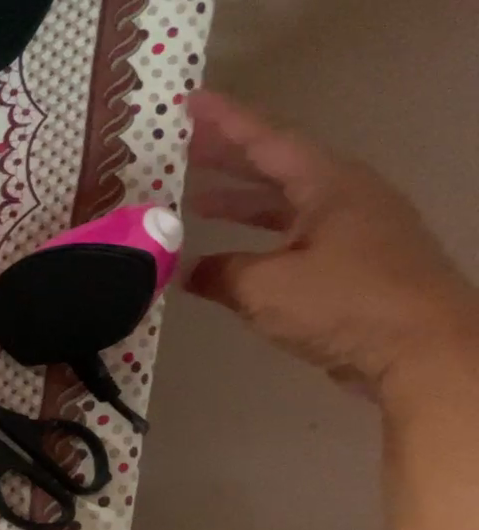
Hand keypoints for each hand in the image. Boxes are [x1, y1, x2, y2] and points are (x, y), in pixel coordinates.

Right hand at [184, 91, 478, 406]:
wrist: (420, 350)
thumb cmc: (343, 305)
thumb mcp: (263, 287)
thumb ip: (218, 272)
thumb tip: (187, 270)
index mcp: (330, 187)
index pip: (269, 143)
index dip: (227, 122)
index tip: (190, 104)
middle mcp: (344, 199)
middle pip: (278, 167)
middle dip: (229, 157)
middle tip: (183, 148)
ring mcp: (350, 232)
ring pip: (283, 204)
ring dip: (239, 201)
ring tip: (192, 201)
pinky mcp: (348, 266)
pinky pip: (288, 237)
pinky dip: (251, 237)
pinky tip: (222, 254)